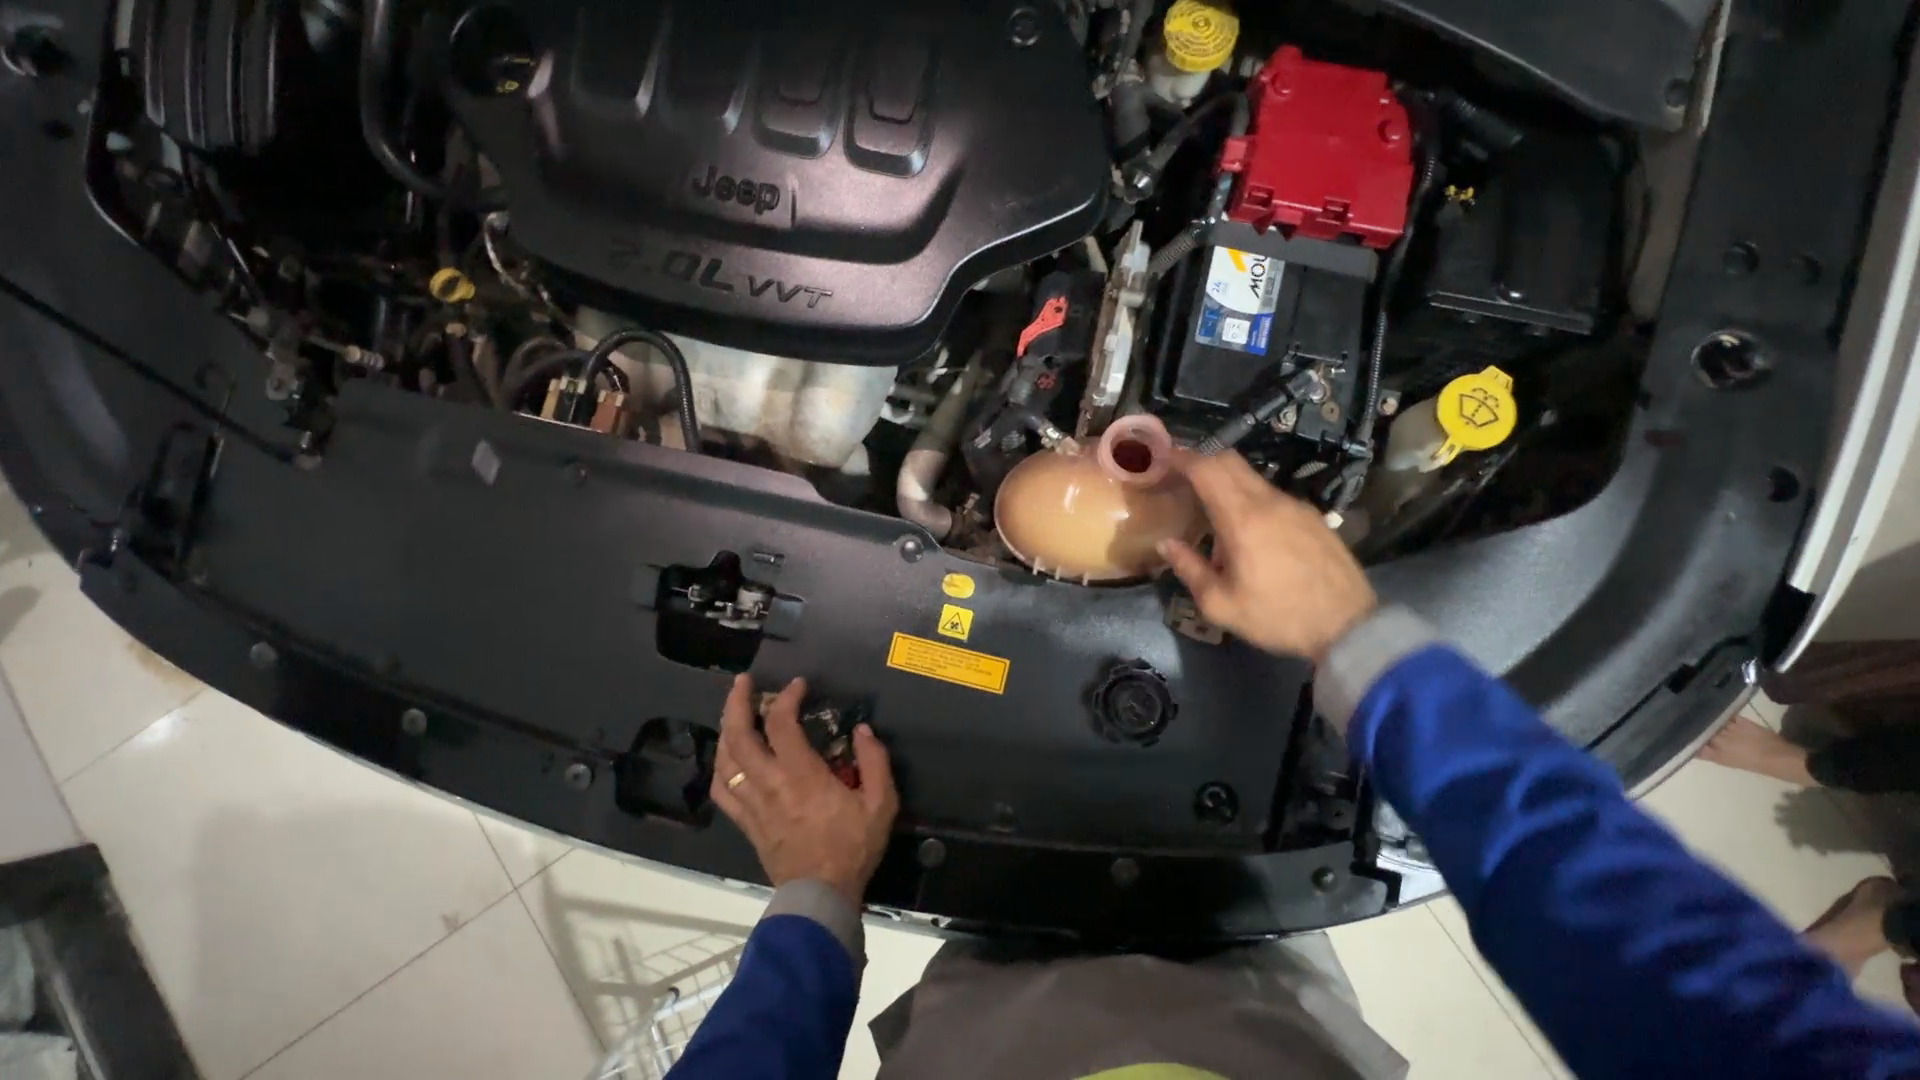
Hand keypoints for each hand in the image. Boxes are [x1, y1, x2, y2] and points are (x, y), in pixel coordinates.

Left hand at [710, 675, 898, 906]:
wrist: (822, 896)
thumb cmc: (852, 848)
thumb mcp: (880, 803)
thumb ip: (875, 762)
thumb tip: (862, 730)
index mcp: (801, 775)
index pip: (782, 723)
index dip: (786, 697)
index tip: (798, 686)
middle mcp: (769, 784)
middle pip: (739, 736)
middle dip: (737, 702)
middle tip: (744, 682)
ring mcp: (752, 804)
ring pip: (724, 760)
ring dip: (725, 729)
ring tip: (734, 712)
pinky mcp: (745, 823)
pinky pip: (721, 790)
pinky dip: (720, 768)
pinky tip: (726, 758)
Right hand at [1158, 449, 1377, 664]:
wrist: (1348, 626)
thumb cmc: (1278, 617)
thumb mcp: (1221, 605)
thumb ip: (1189, 569)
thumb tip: (1167, 543)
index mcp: (1242, 519)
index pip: (1207, 469)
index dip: (1181, 458)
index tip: (1162, 459)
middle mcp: (1269, 502)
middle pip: (1230, 461)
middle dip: (1201, 461)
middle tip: (1180, 477)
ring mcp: (1295, 506)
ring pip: (1252, 478)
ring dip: (1226, 482)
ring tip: (1211, 508)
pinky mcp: (1312, 516)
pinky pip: (1272, 495)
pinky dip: (1249, 498)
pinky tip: (1247, 529)